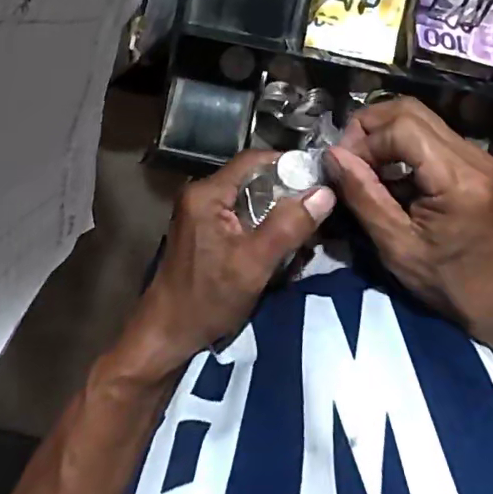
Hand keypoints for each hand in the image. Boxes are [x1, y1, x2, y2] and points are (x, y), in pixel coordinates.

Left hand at [119, 150, 335, 377]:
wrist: (167, 333)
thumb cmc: (207, 299)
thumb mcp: (253, 264)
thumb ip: (288, 227)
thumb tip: (324, 193)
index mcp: (207, 193)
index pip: (252, 160)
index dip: (287, 163)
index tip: (318, 177)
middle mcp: (200, 193)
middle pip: (251, 178)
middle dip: (284, 192)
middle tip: (316, 207)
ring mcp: (199, 211)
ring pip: (248, 198)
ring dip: (275, 211)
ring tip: (304, 227)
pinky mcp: (203, 229)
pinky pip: (239, 215)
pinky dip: (261, 225)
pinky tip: (280, 244)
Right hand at [328, 98, 492, 358]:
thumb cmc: (451, 284)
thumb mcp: (397, 247)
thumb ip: (363, 196)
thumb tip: (332, 155)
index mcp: (457, 179)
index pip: (401, 128)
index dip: (364, 140)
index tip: (344, 168)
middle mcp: (471, 156)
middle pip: (409, 110)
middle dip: (370, 126)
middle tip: (348, 157)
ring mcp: (475, 154)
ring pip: (418, 116)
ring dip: (383, 132)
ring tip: (363, 163)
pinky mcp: (473, 160)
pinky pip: (428, 133)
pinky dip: (399, 142)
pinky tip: (386, 170)